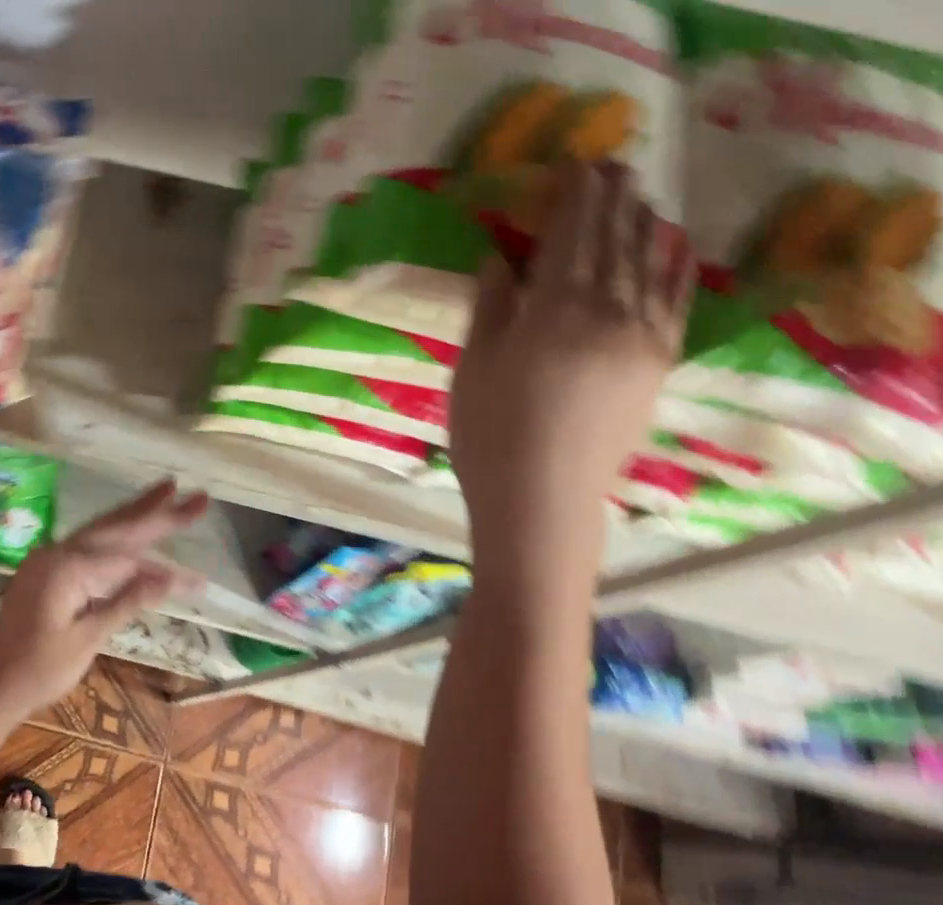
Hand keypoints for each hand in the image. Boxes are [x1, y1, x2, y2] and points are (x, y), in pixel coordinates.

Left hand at [0, 481, 208, 717]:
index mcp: (66, 567)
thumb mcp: (87, 639)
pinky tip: (130, 538)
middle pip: (114, 528)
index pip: (129, 557)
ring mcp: (47, 562)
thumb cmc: (38, 670)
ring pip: (99, 534)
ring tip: (167, 495)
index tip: (202, 580)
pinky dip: (113, 546)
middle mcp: (56, 554)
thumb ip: (127, 601)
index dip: (168, 568)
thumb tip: (170, 576)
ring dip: (133, 517)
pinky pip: (85, 552)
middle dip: (154, 512)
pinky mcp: (44, 575)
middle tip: (192, 493)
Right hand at [449, 161, 694, 558]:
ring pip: (648, 263)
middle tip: (612, 164)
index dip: (573, 197)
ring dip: (642, 223)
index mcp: (552, 310)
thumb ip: (491, 308)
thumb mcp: (472, 368)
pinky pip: (674, 300)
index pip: (569, 237)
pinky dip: (675, 266)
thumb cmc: (489, 434)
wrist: (542, 496)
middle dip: (611, 200)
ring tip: (638, 193)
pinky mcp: (659, 362)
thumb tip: (501, 257)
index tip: (575, 164)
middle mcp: (607, 311)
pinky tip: (673, 243)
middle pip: (613, 241)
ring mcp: (642, 335)